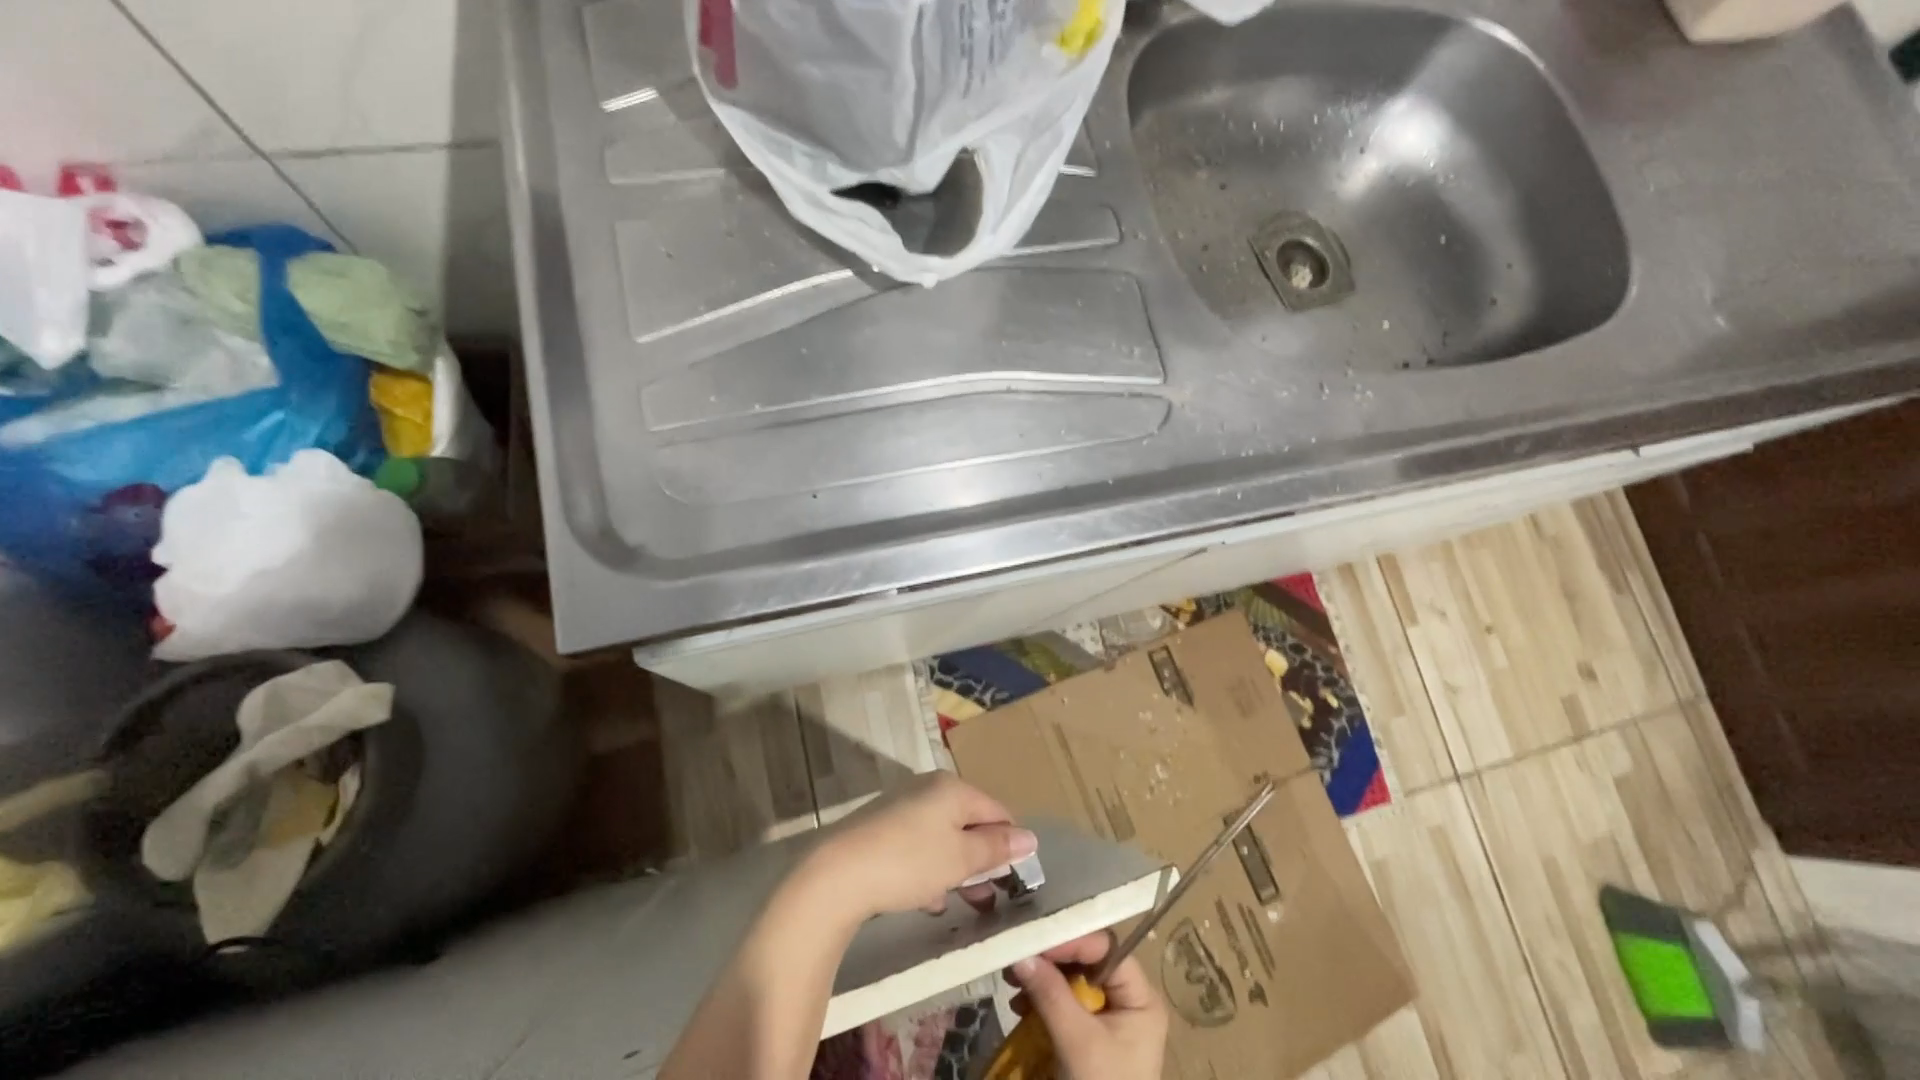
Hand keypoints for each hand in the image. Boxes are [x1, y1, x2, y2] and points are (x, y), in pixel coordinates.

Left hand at [803, 772, 1037, 922]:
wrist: (837, 874)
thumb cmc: (909, 862)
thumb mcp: (961, 858)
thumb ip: (997, 847)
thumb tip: (1030, 837)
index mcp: (952, 788)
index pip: (997, 811)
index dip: (1010, 845)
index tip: (1013, 881)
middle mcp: (927, 789)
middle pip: (969, 824)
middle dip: (981, 861)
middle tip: (986, 898)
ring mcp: (900, 808)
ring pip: (942, 839)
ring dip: (955, 870)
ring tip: (957, 902)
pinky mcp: (879, 830)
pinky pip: (917, 848)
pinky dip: (928, 871)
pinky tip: (927, 899)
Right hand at [1009, 931, 1167, 1079]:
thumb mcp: (1078, 1042)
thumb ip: (1051, 995)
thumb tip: (1022, 954)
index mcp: (1141, 998)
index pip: (1107, 950)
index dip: (1072, 941)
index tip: (1035, 942)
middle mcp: (1129, 1001)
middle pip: (1088, 963)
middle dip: (1052, 960)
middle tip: (1018, 959)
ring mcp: (1110, 1019)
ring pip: (1073, 982)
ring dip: (1043, 980)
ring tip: (1014, 983)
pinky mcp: (1090, 1036)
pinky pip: (1065, 1004)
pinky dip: (1042, 1001)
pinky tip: (1021, 1005)